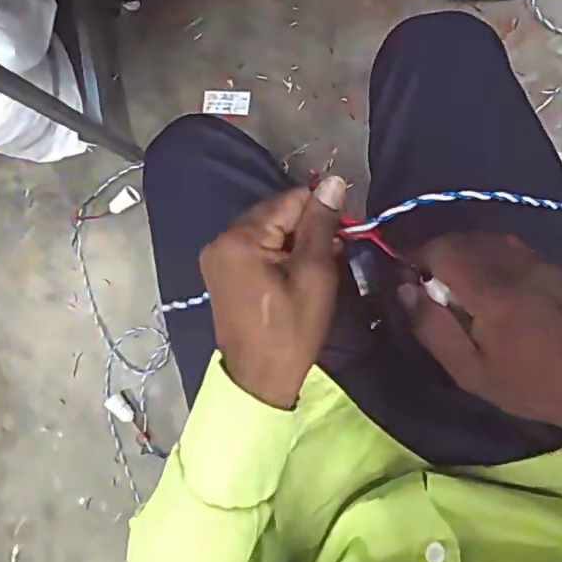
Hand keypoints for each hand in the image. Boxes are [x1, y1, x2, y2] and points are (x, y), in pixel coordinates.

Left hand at [199, 177, 347, 408]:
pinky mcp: (221, 273)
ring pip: (267, 230)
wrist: (260, 380)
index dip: (322, 211)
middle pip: (276, 213)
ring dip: (295, 242)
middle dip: (307, 227)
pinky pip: (255, 249)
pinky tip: (296, 274)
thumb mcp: (314, 274)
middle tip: (333, 253)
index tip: (345, 232)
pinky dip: (279, 255)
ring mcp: (216, 257)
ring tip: (317, 268)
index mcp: (239, 238)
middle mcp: (220, 240)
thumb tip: (333, 181)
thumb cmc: (292, 331)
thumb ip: (321, 224)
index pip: (290, 200)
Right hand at [398, 233, 561, 436]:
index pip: (441, 251)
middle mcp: (513, 265)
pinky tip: (483, 281)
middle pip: (460, 239)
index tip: (405, 278)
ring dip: (458, 252)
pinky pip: (504, 245)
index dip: (415, 257)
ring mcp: (535, 261)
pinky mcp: (547, 265)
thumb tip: (403, 290)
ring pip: (482, 237)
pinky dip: (483, 254)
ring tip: (451, 283)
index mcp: (492, 292)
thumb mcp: (469, 371)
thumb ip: (431, 327)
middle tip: (425, 284)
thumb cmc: (529, 384)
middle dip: (434, 254)